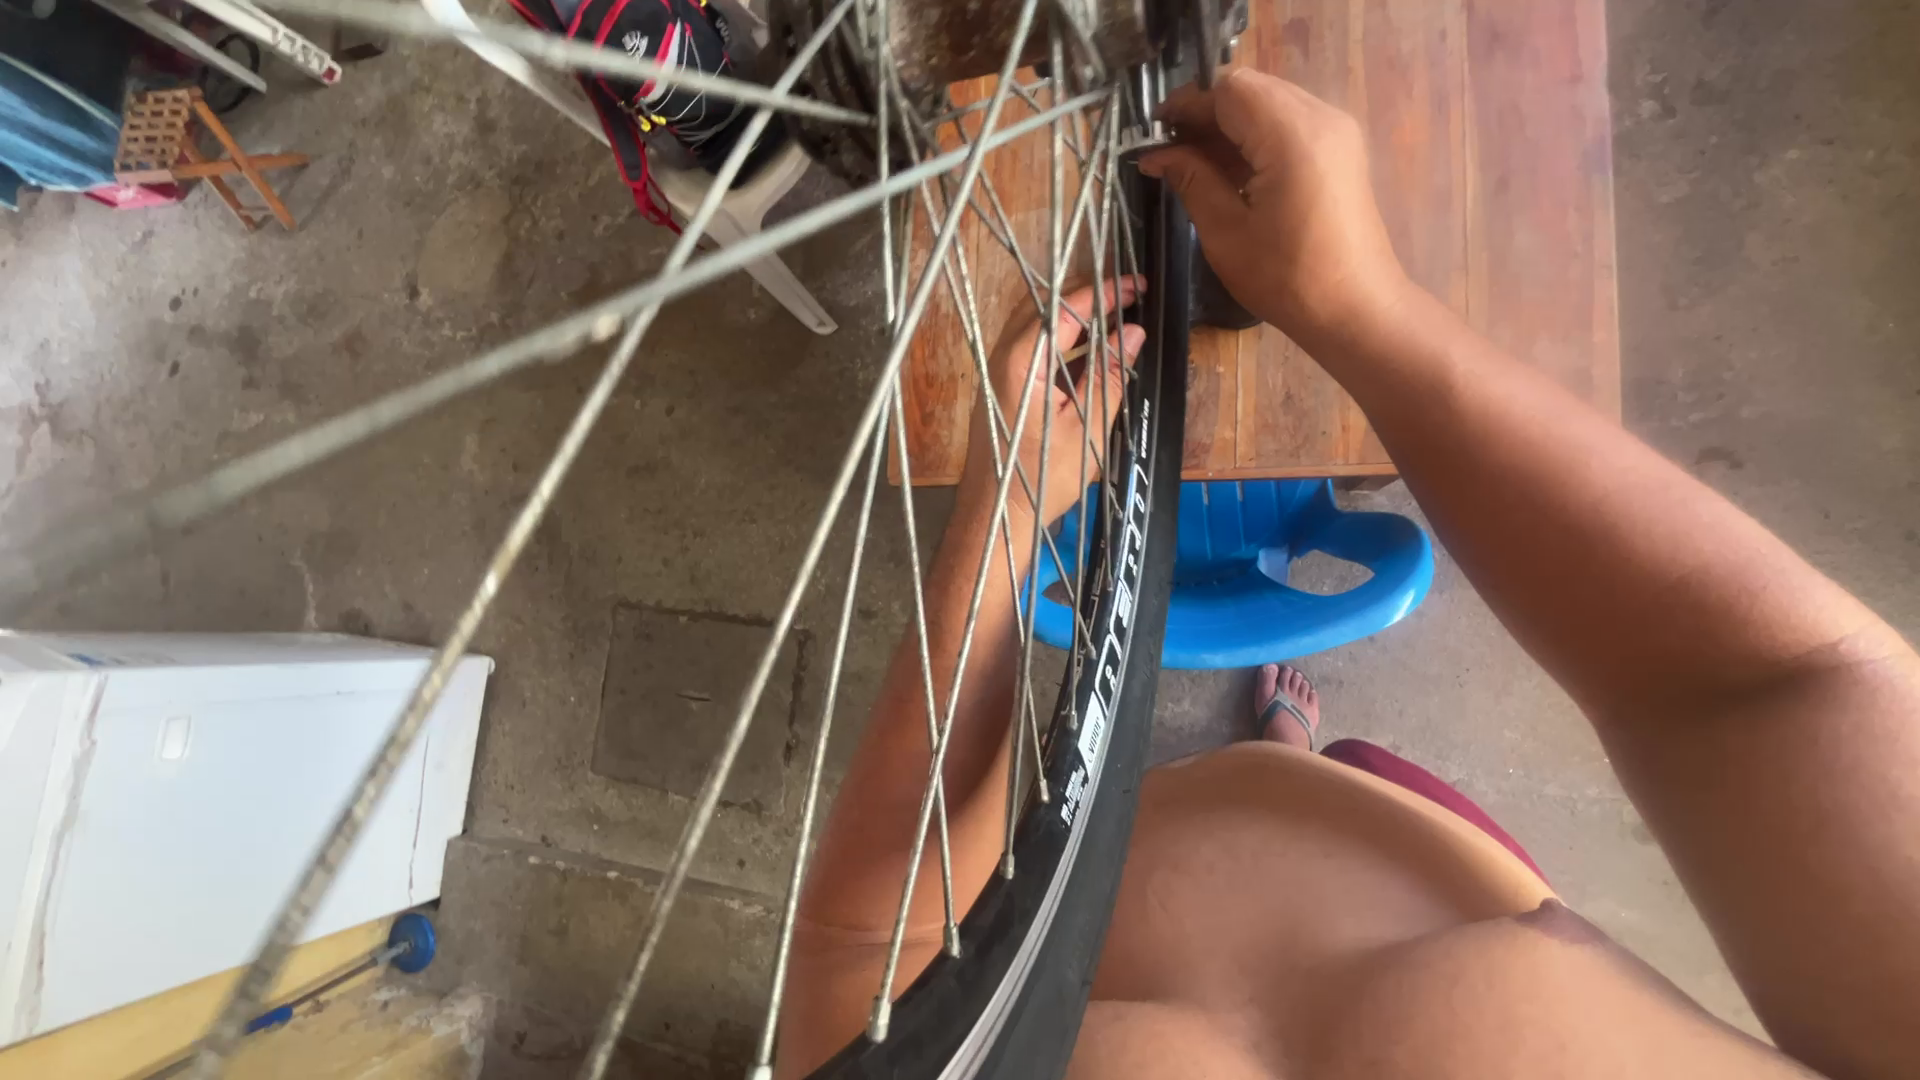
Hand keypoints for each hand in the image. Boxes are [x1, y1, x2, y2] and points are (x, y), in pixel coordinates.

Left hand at [958, 278, 1146, 529]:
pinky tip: (1091, 351)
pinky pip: (1034, 349)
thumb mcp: (1086, 428)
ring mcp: (999, 372)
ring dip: (1076, 318)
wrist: (998, 515)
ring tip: (1116, 316)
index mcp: (1021, 361)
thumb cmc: (1043, 478)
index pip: (1066, 308)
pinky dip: (1063, 342)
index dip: (1106, 292)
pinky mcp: (1002, 388)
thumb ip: (1109, 375)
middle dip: (1089, 296)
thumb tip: (1132, 332)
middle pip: (1046, 307)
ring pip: (1039, 326)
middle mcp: (1003, 357)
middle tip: (1129, 294)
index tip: (1138, 284)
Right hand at [1138, 70, 1410, 347]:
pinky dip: (1253, 139)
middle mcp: (1320, 117)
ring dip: (1227, 127)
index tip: (1152, 132)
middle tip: (1168, 150)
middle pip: (1251, 90)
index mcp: (1292, 135)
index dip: (1186, 105)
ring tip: (1191, 164)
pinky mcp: (1338, 150)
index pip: (1230, 91)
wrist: (1353, 307)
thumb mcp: (1226, 232)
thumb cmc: (1285, 278)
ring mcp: (1335, 130)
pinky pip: (1287, 125)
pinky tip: (1227, 172)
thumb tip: (1156, 155)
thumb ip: (1192, 181)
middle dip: (1205, 114)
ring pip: (1269, 104)